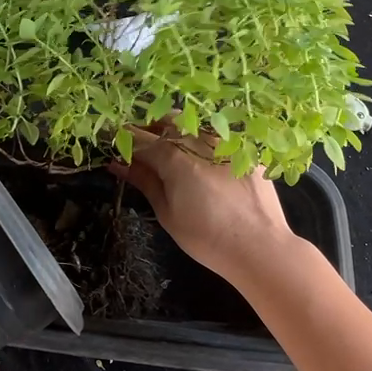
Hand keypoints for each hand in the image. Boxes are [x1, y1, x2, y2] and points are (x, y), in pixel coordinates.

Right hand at [108, 124, 295, 283]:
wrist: (261, 248)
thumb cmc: (207, 238)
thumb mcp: (167, 213)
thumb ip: (144, 181)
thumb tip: (117, 163)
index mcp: (174, 156)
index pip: (139, 138)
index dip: (122, 137)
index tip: (110, 139)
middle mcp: (198, 140)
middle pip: (165, 122)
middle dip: (149, 129)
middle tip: (142, 147)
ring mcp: (225, 142)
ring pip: (192, 124)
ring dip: (176, 131)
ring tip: (172, 151)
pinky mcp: (246, 150)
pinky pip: (218, 135)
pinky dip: (204, 141)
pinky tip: (204, 159)